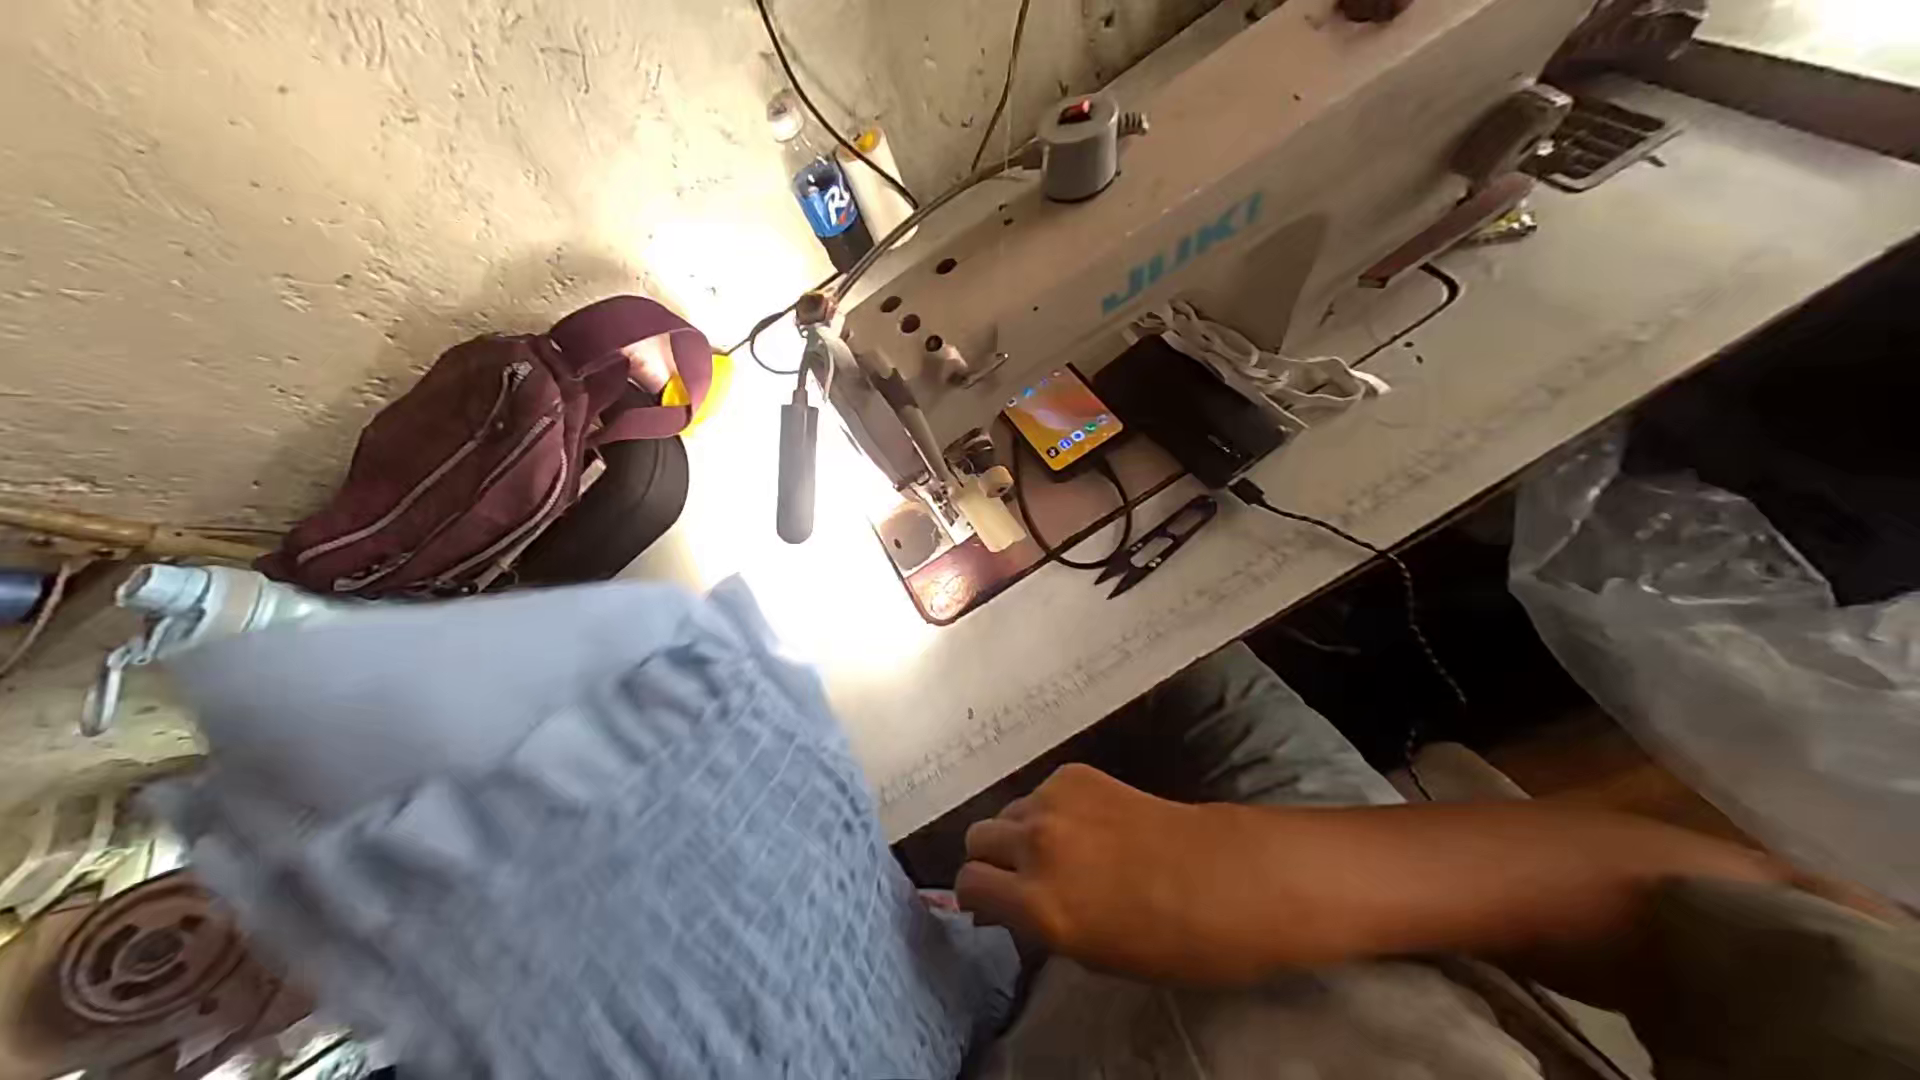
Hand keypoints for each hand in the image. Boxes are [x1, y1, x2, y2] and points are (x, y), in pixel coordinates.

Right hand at [956, 763, 1288, 983]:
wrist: (1225, 879)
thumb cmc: (1167, 939)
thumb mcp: (1088, 953)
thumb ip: (1035, 923)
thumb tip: (1004, 904)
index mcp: (1038, 902)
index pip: (968, 884)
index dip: (978, 896)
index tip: (995, 902)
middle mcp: (1035, 844)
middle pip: (977, 837)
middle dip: (993, 858)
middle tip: (1022, 874)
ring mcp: (1054, 801)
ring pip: (1008, 811)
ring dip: (1020, 830)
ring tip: (1058, 847)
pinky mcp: (1075, 773)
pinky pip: (1042, 792)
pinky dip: (1051, 808)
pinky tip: (1087, 823)